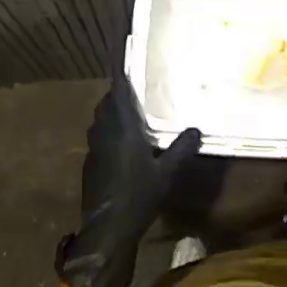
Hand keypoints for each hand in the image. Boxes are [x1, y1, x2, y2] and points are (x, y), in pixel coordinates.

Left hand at [56, 83, 200, 286]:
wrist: (108, 226)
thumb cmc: (139, 195)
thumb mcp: (167, 173)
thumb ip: (181, 149)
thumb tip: (196, 129)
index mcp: (122, 128)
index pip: (118, 92)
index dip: (121, 76)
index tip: (123, 60)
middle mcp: (104, 131)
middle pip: (107, 103)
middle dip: (118, 94)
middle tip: (135, 90)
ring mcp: (94, 146)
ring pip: (100, 120)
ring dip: (112, 113)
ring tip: (130, 114)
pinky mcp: (90, 161)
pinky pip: (98, 137)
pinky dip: (108, 132)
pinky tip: (122, 144)